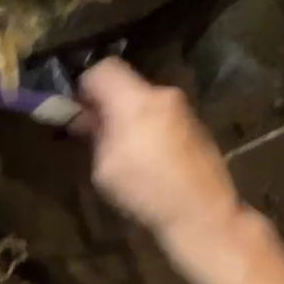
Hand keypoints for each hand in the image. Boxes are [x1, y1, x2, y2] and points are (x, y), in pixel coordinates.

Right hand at [79, 58, 242, 240]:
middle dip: (108, 104)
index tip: (80, 111)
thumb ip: (94, 134)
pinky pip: (163, 116)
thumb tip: (87, 119)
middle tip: (98, 133)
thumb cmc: (145, 191)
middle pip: (125, 85)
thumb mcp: (104, 168)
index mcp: (135, 101)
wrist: (203, 215)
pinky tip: (150, 158)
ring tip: (125, 150)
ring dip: (130, 116)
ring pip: (145, 101)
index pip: (103, 69)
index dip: (86, 87)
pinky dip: (150, 127)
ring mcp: (183, 110)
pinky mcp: (197, 126)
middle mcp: (162, 96)